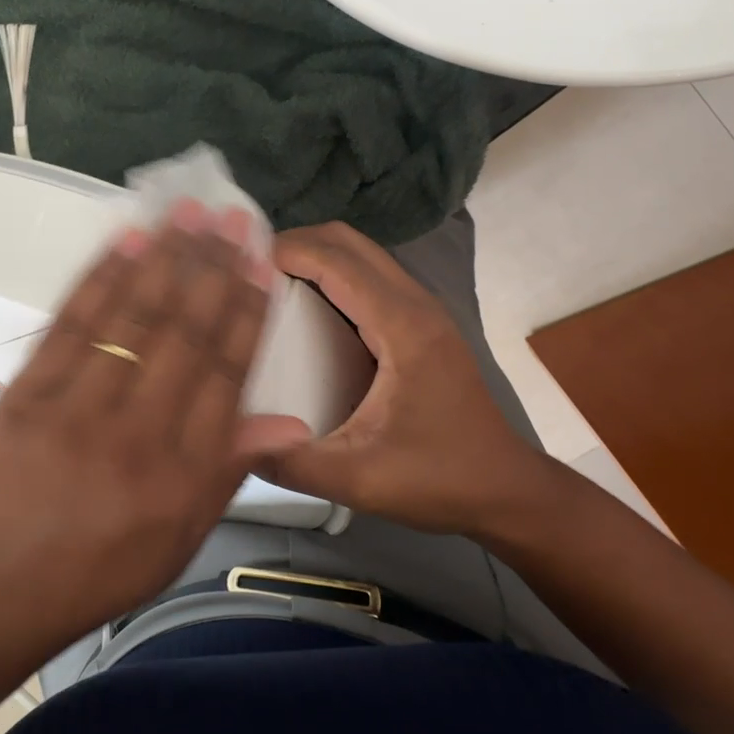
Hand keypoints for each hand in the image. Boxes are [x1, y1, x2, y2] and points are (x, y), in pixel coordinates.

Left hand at [0, 203, 313, 646]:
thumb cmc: (100, 569)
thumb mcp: (182, 538)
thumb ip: (229, 471)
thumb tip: (288, 420)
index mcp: (180, 473)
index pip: (225, 373)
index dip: (246, 312)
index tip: (260, 264)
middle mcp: (134, 432)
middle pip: (183, 333)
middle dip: (211, 267)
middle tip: (229, 215)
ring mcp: (75, 407)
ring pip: (131, 317)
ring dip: (163, 257)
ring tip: (186, 212)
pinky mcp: (27, 392)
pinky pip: (71, 324)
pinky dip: (101, 277)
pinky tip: (126, 242)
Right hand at [253, 222, 549, 534]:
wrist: (506, 492)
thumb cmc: (437, 479)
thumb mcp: (357, 479)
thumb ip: (290, 461)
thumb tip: (227, 439)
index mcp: (402, 327)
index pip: (336, 260)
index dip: (284, 251)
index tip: (236, 264)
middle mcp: (415, 304)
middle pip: (348, 241)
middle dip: (294, 243)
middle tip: (245, 271)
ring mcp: (421, 311)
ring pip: (360, 253)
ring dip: (313, 255)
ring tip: (264, 284)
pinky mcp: (419, 324)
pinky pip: (368, 277)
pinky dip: (330, 274)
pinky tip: (300, 309)